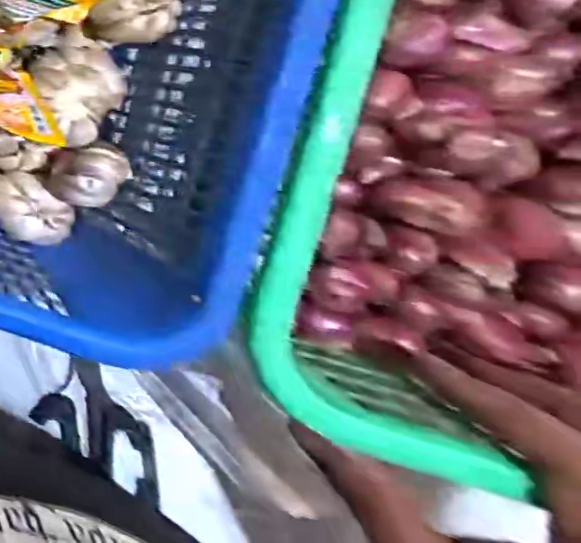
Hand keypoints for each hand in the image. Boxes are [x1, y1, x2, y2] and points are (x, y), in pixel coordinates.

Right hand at [294, 346, 580, 542]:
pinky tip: (523, 431)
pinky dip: (563, 439)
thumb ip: (378, 503)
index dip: (476, 390)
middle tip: (435, 354)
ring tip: (477, 378)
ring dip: (546, 406)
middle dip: (515, 384)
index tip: (409, 356)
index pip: (548, 438)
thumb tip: (304, 426)